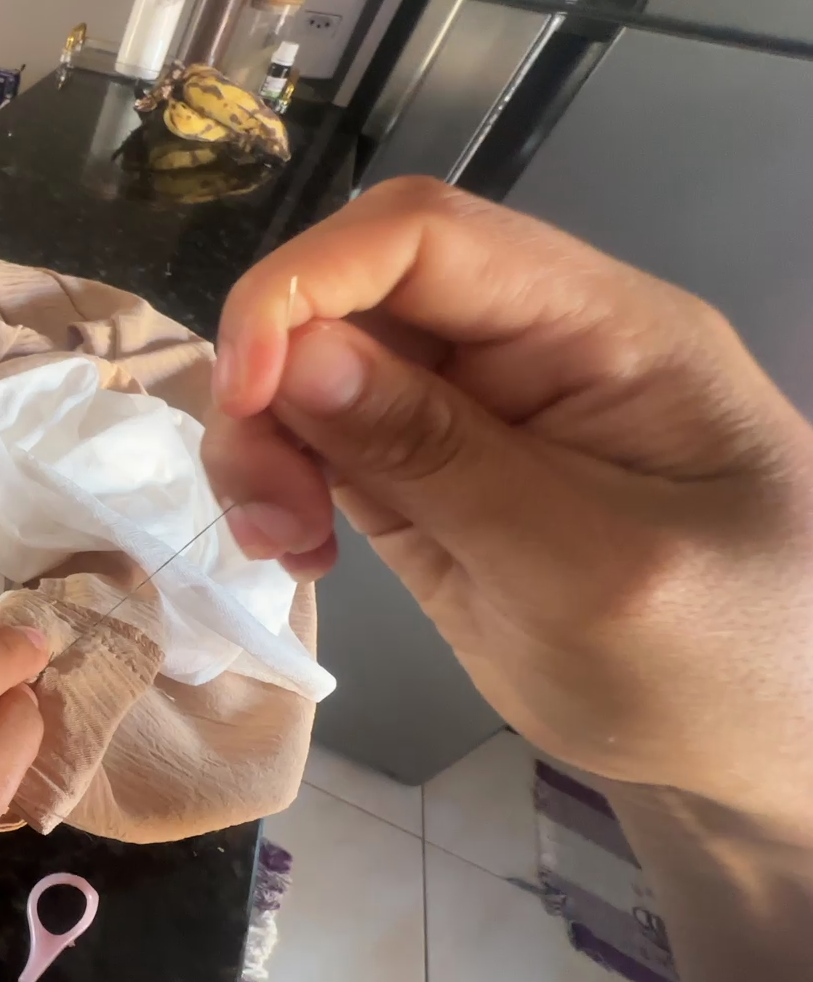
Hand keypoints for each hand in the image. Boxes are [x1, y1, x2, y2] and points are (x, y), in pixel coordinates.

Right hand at [200, 177, 812, 817]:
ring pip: (292, 375)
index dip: (299, 289)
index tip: (243, 395)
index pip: (414, 238)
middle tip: (267, 510)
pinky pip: (296, 439)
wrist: (737, 742)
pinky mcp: (395, 460)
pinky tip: (296, 550)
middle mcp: (505, 344)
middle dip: (265, 396)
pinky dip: (268, 486)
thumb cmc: (717, 663)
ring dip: (256, 450)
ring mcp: (443, 403)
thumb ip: (436, 454)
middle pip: (331, 305)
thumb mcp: (581, 567)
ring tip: (283, 542)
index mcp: (591, 327)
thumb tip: (294, 362)